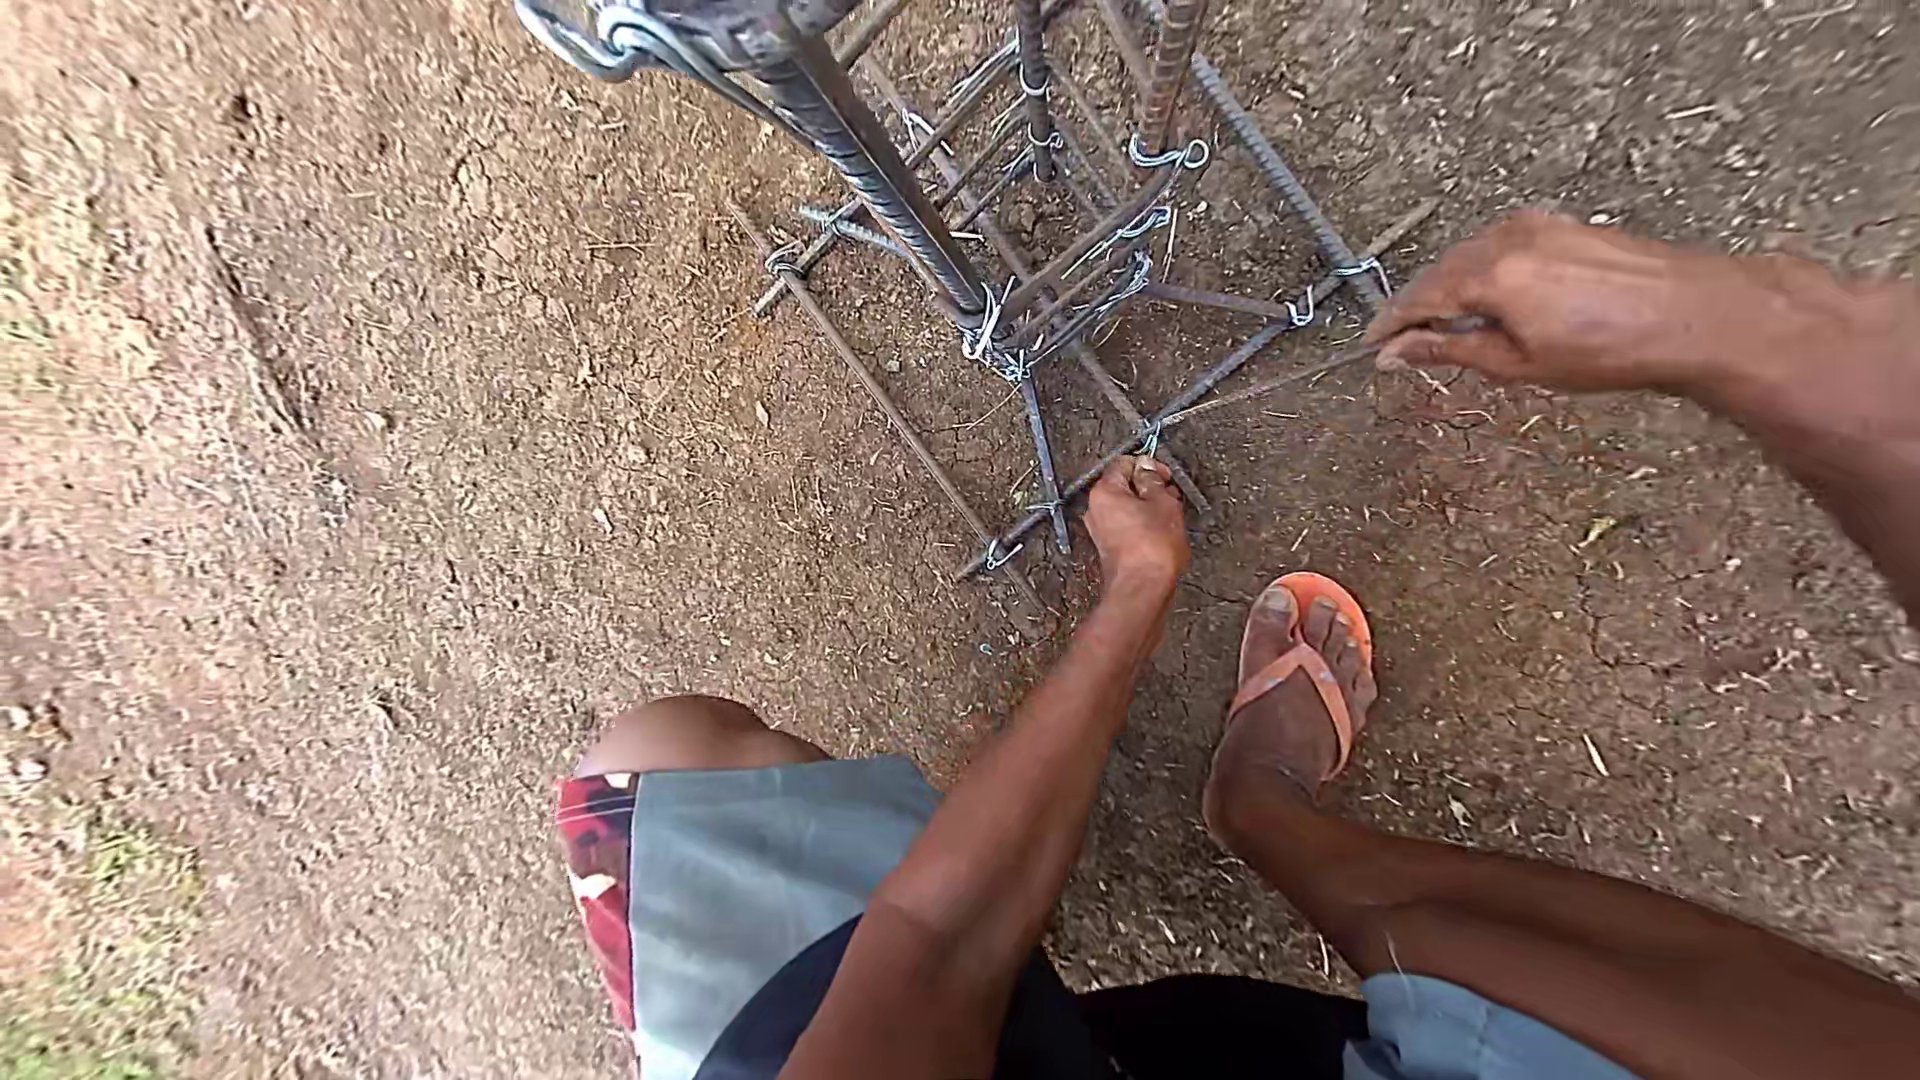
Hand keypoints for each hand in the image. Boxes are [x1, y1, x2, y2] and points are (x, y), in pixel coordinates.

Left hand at [1085, 455, 1189, 593]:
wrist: (1143, 588)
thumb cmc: (1151, 549)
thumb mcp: (1163, 503)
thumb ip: (1154, 480)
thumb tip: (1147, 468)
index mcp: (1104, 492)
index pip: (1123, 463)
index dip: (1147, 466)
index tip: (1165, 477)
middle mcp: (1096, 510)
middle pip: (1123, 486)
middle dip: (1149, 489)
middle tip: (1170, 499)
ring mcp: (1101, 530)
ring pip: (1127, 507)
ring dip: (1149, 508)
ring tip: (1169, 520)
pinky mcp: (1110, 546)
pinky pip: (1127, 525)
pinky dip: (1143, 525)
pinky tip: (1161, 535)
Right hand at [1363, 210, 1840, 396]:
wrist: (1705, 315)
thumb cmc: (1606, 349)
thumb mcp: (1512, 362)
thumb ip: (1444, 351)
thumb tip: (1390, 356)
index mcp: (1491, 276)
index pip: (1416, 300)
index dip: (1388, 326)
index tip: (1371, 347)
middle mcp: (1507, 241)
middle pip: (1434, 275)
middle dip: (1412, 308)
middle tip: (1398, 342)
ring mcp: (1536, 226)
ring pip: (1461, 258)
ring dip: (1440, 289)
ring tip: (1434, 324)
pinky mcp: (1560, 224)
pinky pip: (1493, 245)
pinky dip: (1471, 270)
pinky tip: (1476, 295)